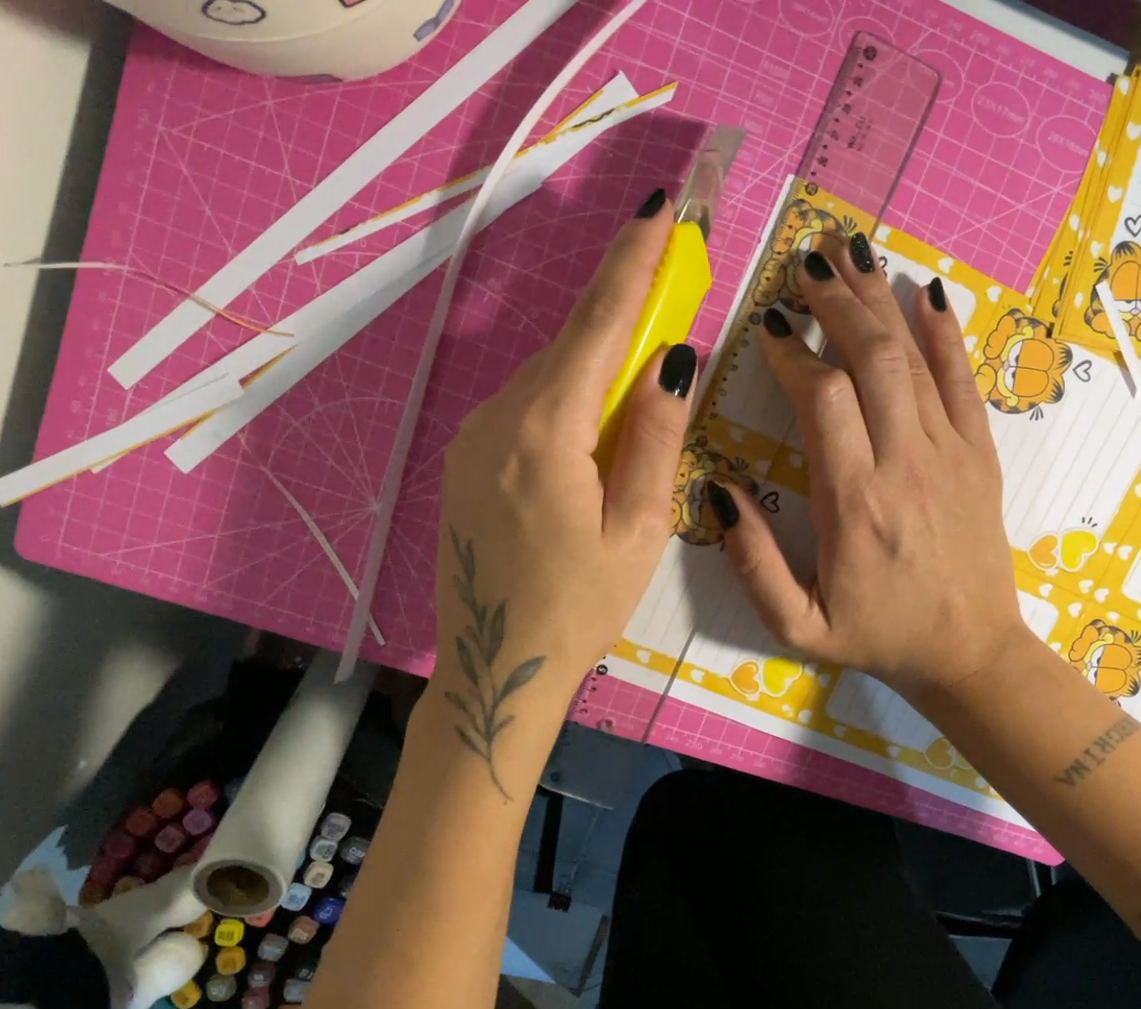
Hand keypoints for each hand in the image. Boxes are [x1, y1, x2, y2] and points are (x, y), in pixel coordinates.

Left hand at [435, 191, 695, 730]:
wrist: (494, 667)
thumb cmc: (579, 608)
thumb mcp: (638, 528)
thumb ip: (654, 434)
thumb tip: (673, 357)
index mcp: (545, 431)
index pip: (598, 324)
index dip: (634, 263)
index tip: (659, 209)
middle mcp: (498, 416)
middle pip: (571, 341)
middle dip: (623, 304)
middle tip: (673, 272)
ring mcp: (474, 435)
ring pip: (548, 372)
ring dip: (597, 354)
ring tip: (646, 361)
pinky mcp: (467, 455)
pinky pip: (527, 403)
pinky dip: (568, 391)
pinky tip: (597, 415)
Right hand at [717, 234, 1029, 705]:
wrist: (970, 653)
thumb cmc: (876, 636)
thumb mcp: (795, 624)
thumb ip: (749, 561)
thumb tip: (715, 490)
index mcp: (853, 504)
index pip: (822, 399)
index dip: (794, 350)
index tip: (770, 322)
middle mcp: (905, 464)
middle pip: (872, 358)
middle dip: (835, 300)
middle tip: (804, 260)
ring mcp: (950, 453)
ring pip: (915, 356)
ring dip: (879, 299)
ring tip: (849, 251)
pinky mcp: (980, 453)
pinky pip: (963, 378)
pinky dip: (944, 331)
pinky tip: (924, 291)